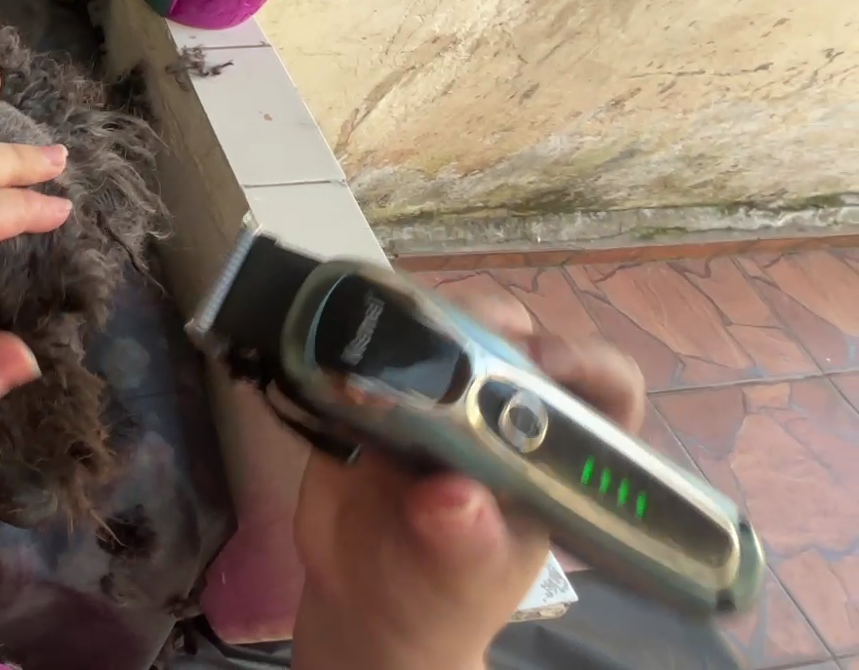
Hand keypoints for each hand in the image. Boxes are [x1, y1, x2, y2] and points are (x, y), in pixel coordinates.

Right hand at [291, 293, 646, 669]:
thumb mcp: (461, 582)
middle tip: (442, 335)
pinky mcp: (362, 398)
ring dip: (403, 320)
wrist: (355, 597)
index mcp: (545, 457)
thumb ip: (464, 544)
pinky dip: (341, 339)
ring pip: (428, 333)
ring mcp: (423, 401)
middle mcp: (490, 415)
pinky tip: (322, 344)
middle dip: (481, 321)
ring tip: (370, 335)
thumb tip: (453, 493)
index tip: (540, 361)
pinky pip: (356, 352)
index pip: (595, 391)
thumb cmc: (435, 597)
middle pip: (505, 339)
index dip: (582, 363)